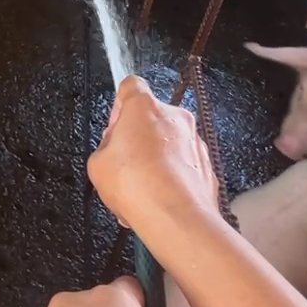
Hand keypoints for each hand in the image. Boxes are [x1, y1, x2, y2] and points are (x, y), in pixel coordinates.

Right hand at [88, 76, 219, 235]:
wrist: (177, 220)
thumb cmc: (137, 186)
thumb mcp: (97, 164)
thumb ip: (105, 148)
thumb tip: (113, 153)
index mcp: (144, 106)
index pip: (131, 85)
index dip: (119, 106)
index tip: (115, 127)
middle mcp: (174, 117)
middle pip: (151, 117)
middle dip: (137, 137)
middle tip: (125, 162)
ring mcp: (195, 141)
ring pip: (170, 142)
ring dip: (156, 158)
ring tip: (142, 187)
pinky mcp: (208, 167)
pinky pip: (184, 165)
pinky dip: (172, 177)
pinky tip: (159, 198)